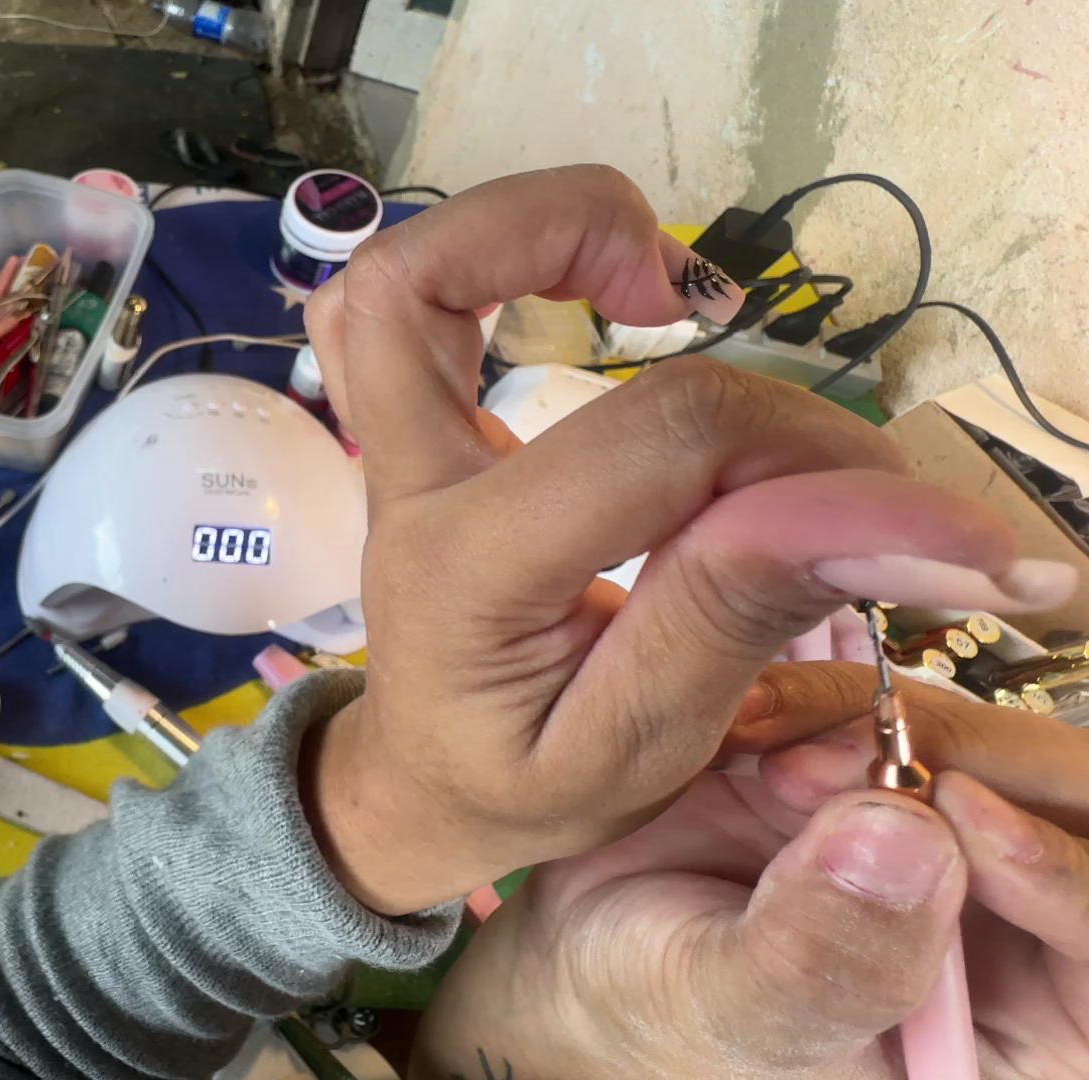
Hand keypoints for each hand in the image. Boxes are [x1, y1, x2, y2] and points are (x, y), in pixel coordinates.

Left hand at [296, 165, 1076, 913]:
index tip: (918, 518)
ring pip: (385, 288)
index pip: (645, 443)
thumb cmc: (512, 782)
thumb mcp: (632, 745)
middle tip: (676, 291)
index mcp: (464, 570)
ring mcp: (397, 461)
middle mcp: (409, 490)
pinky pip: (408, 326)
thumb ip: (736, 616)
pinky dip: (489, 274)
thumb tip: (910, 515)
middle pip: (405, 288)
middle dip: (549, 228)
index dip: (807, 453)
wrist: (419, 777)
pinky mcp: (415, 450)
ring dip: (509, 235)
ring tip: (645, 287)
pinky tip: (599, 307)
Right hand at [410, 672, 1088, 1078]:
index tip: (959, 813)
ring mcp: (900, 825)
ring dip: (865, 722)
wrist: (573, 934)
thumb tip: (910, 835)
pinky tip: (738, 716)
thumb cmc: (656, 1008)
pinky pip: (851, 703)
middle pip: (1065, 811)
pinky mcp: (820, 762)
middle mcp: (984, 909)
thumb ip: (826, 954)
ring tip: (758, 755)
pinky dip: (799, 694)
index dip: (1072, 874)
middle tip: (835, 762)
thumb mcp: (736, 1008)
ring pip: (956, 736)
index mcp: (1020, 1019)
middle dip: (967, 768)